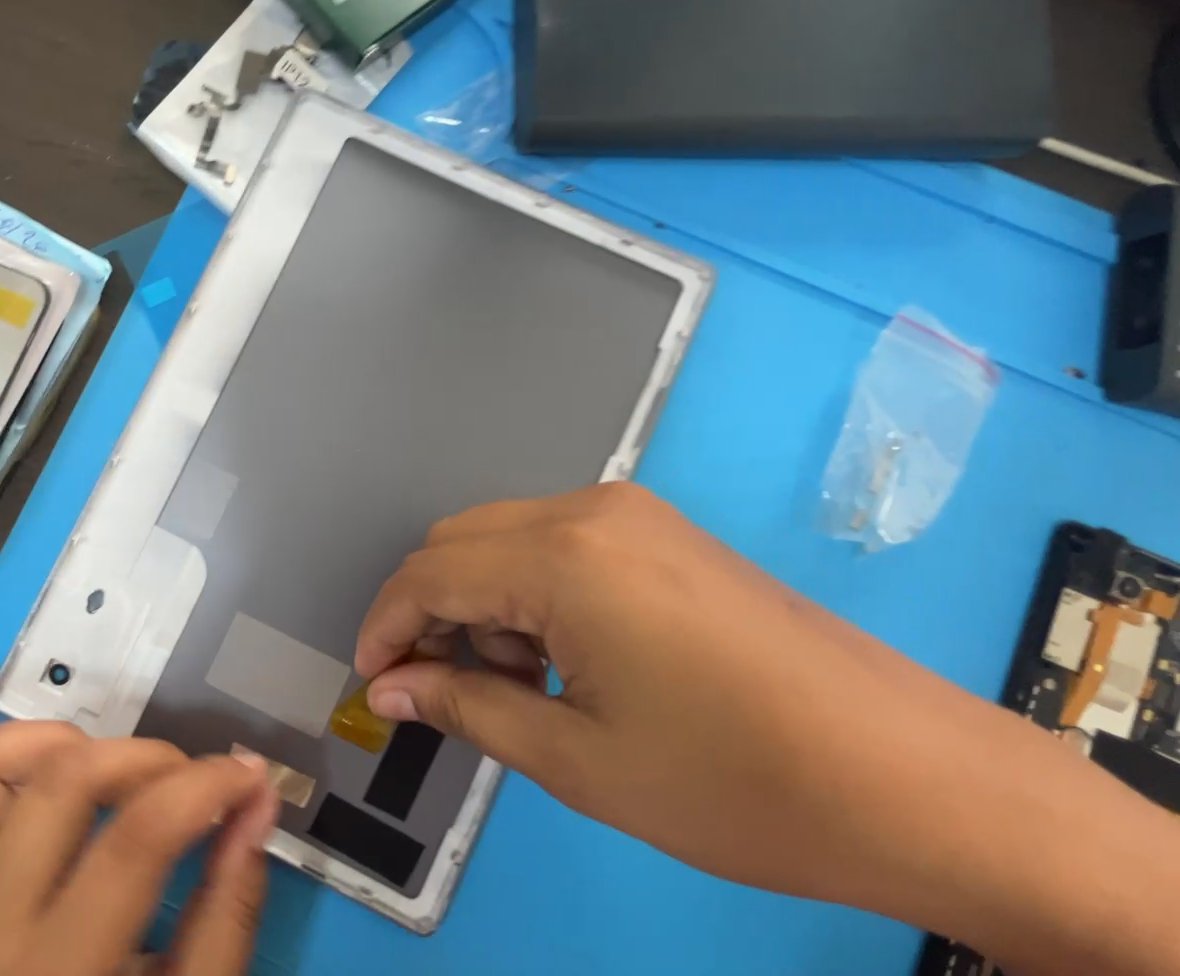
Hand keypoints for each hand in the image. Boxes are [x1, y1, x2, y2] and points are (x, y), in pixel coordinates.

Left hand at [0, 721, 279, 975]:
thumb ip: (226, 910)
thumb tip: (254, 803)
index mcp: (58, 970)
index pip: (134, 840)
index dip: (205, 788)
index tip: (249, 777)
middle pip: (58, 783)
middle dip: (143, 757)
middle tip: (188, 780)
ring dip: (47, 746)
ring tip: (105, 774)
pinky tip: (25, 792)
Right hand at [355, 482, 1179, 974]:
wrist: (923, 782)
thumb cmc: (738, 783)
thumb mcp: (578, 760)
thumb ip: (465, 709)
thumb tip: (387, 689)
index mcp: (563, 559)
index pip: (429, 574)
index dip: (384, 626)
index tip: (371, 683)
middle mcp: (591, 511)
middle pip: (459, 542)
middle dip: (428, 612)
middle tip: (433, 690)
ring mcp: (636, 515)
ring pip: (505, 538)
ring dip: (478, 603)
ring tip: (509, 685)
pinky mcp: (667, 534)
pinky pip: (557, 543)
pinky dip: (526, 592)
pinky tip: (559, 657)